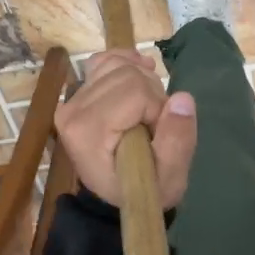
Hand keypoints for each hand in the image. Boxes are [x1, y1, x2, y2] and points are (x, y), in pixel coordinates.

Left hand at [55, 49, 197, 209]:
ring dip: (143, 81)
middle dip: (152, 94)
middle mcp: (73, 110)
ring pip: (118, 63)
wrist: (118, 194)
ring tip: (147, 109)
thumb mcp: (170, 178)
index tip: (158, 133)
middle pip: (127, 73)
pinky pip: (103, 60)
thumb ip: (177, 141)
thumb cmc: (145, 189)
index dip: (158, 107)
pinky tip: (140, 73)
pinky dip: (126, 62)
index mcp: (90, 132)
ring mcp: (72, 100)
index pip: (136, 91)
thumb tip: (183, 98)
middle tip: (155, 123)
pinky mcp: (78, 93)